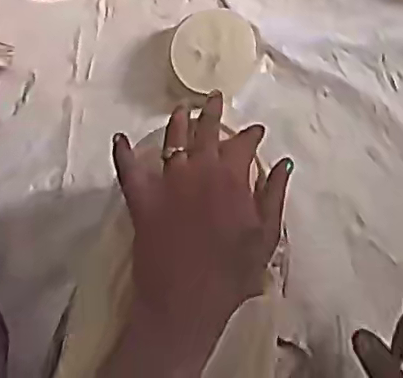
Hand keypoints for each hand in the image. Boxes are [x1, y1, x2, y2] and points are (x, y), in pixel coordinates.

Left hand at [100, 93, 290, 377]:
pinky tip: (119, 138)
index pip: (243, 142)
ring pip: (172, 140)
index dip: (251, 134)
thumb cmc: (232, 272)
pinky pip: (129, 171)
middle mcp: (199, 168)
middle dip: (213, 111)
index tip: (256, 131)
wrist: (185, 304)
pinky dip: (123, 154)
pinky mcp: (143, 199)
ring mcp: (168, 182)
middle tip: (215, 97)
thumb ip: (274, 193)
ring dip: (178, 121)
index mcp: (231, 174)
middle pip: (206, 129)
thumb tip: (284, 163)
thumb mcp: (266, 234)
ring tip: (181, 109)